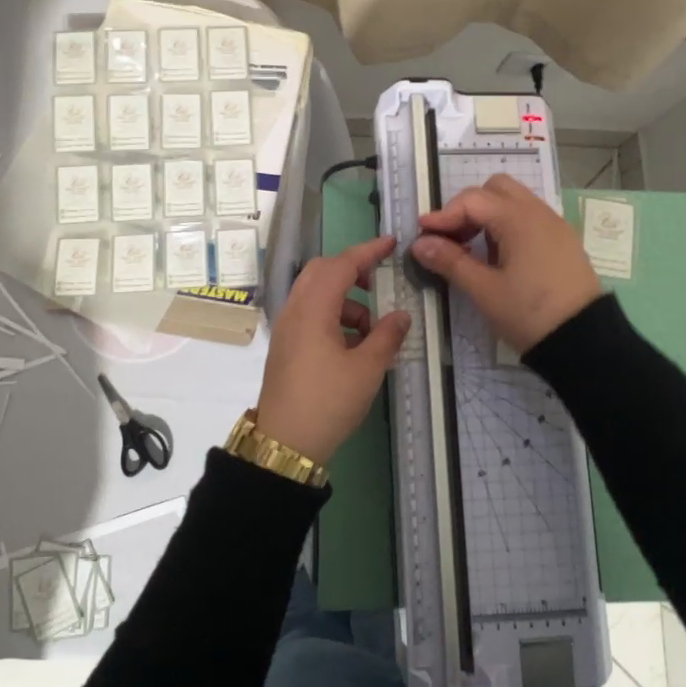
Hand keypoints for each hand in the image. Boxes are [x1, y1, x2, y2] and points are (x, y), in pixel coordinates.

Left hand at [253, 236, 411, 464]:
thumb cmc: (328, 402)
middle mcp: (294, 311)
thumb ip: (387, 336)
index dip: (367, 251)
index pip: (341, 265)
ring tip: (372, 330)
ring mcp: (286, 329)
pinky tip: (354, 345)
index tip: (390, 243)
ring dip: (345, 301)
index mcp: (313, 309)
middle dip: (352, 271)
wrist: (285, 443)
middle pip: (322, 272)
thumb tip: (401, 316)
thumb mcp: (367, 370)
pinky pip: (310, 315)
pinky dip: (333, 317)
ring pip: (315, 295)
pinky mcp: (286, 346)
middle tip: (379, 283)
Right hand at [410, 174, 601, 353]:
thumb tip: (421, 243)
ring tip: (473, 249)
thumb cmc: (529, 314)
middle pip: (496, 189)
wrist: (585, 341)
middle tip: (452, 237)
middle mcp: (539, 213)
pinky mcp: (563, 242)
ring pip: (514, 202)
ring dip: (488, 216)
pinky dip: (507, 226)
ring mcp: (554, 226)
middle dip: (468, 207)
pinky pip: (529, 219)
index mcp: (519, 219)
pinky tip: (499, 257)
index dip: (443, 215)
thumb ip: (451, 262)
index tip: (422, 235)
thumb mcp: (484, 290)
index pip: (472, 200)